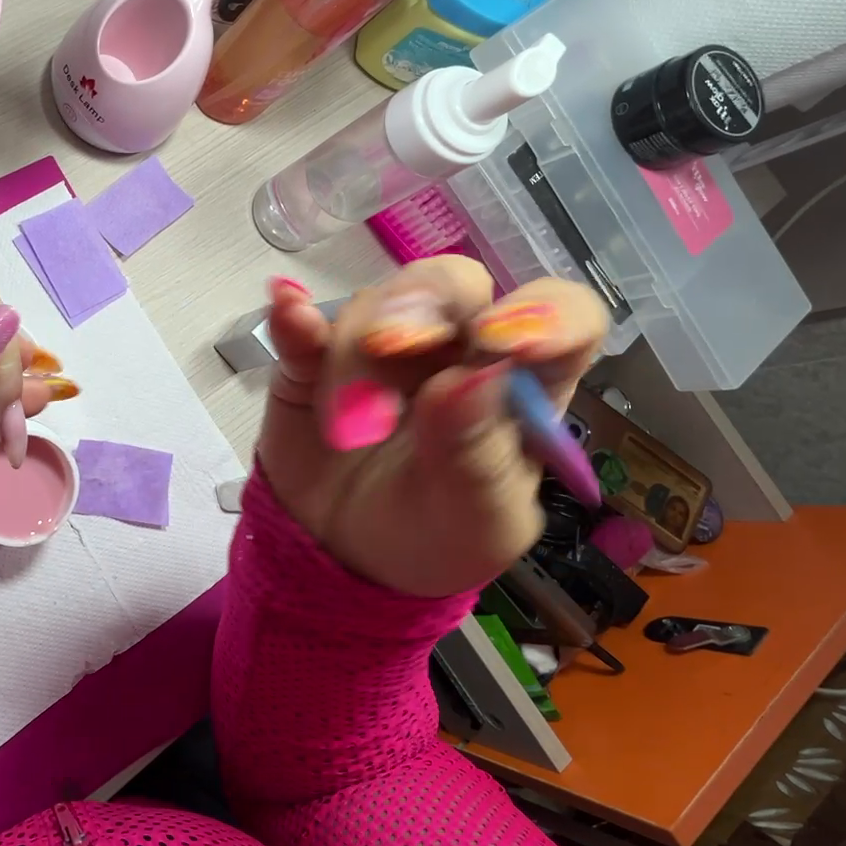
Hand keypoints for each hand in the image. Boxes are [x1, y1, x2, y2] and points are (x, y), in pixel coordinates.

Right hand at [257, 257, 608, 598]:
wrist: (340, 559)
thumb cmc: (431, 540)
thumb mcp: (476, 521)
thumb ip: (478, 458)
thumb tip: (468, 382)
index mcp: (519, 386)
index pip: (561, 318)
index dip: (544, 312)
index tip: (504, 341)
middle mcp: (452, 351)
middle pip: (453, 286)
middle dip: (426, 302)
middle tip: (394, 343)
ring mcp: (376, 351)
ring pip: (373, 303)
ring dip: (355, 341)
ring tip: (341, 416)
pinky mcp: (311, 362)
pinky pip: (302, 324)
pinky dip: (292, 314)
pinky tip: (284, 306)